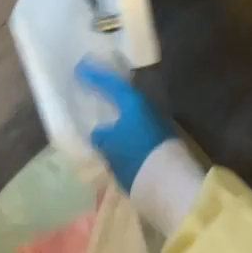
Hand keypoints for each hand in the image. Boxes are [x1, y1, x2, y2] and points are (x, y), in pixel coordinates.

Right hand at [75, 58, 175, 188]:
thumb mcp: (110, 147)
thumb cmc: (135, 158)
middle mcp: (145, 104)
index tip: (80, 68)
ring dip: (117, 108)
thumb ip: (101, 136)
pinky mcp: (159, 136)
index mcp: (132, 100)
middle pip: (123, 92)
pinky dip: (124, 122)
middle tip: (92, 86)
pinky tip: (115, 129)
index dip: (94, 75)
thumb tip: (99, 131)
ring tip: (101, 110)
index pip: (110, 82)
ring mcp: (155, 120)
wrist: (170, 184)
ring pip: (130, 108)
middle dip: (108, 90)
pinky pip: (136, 122)